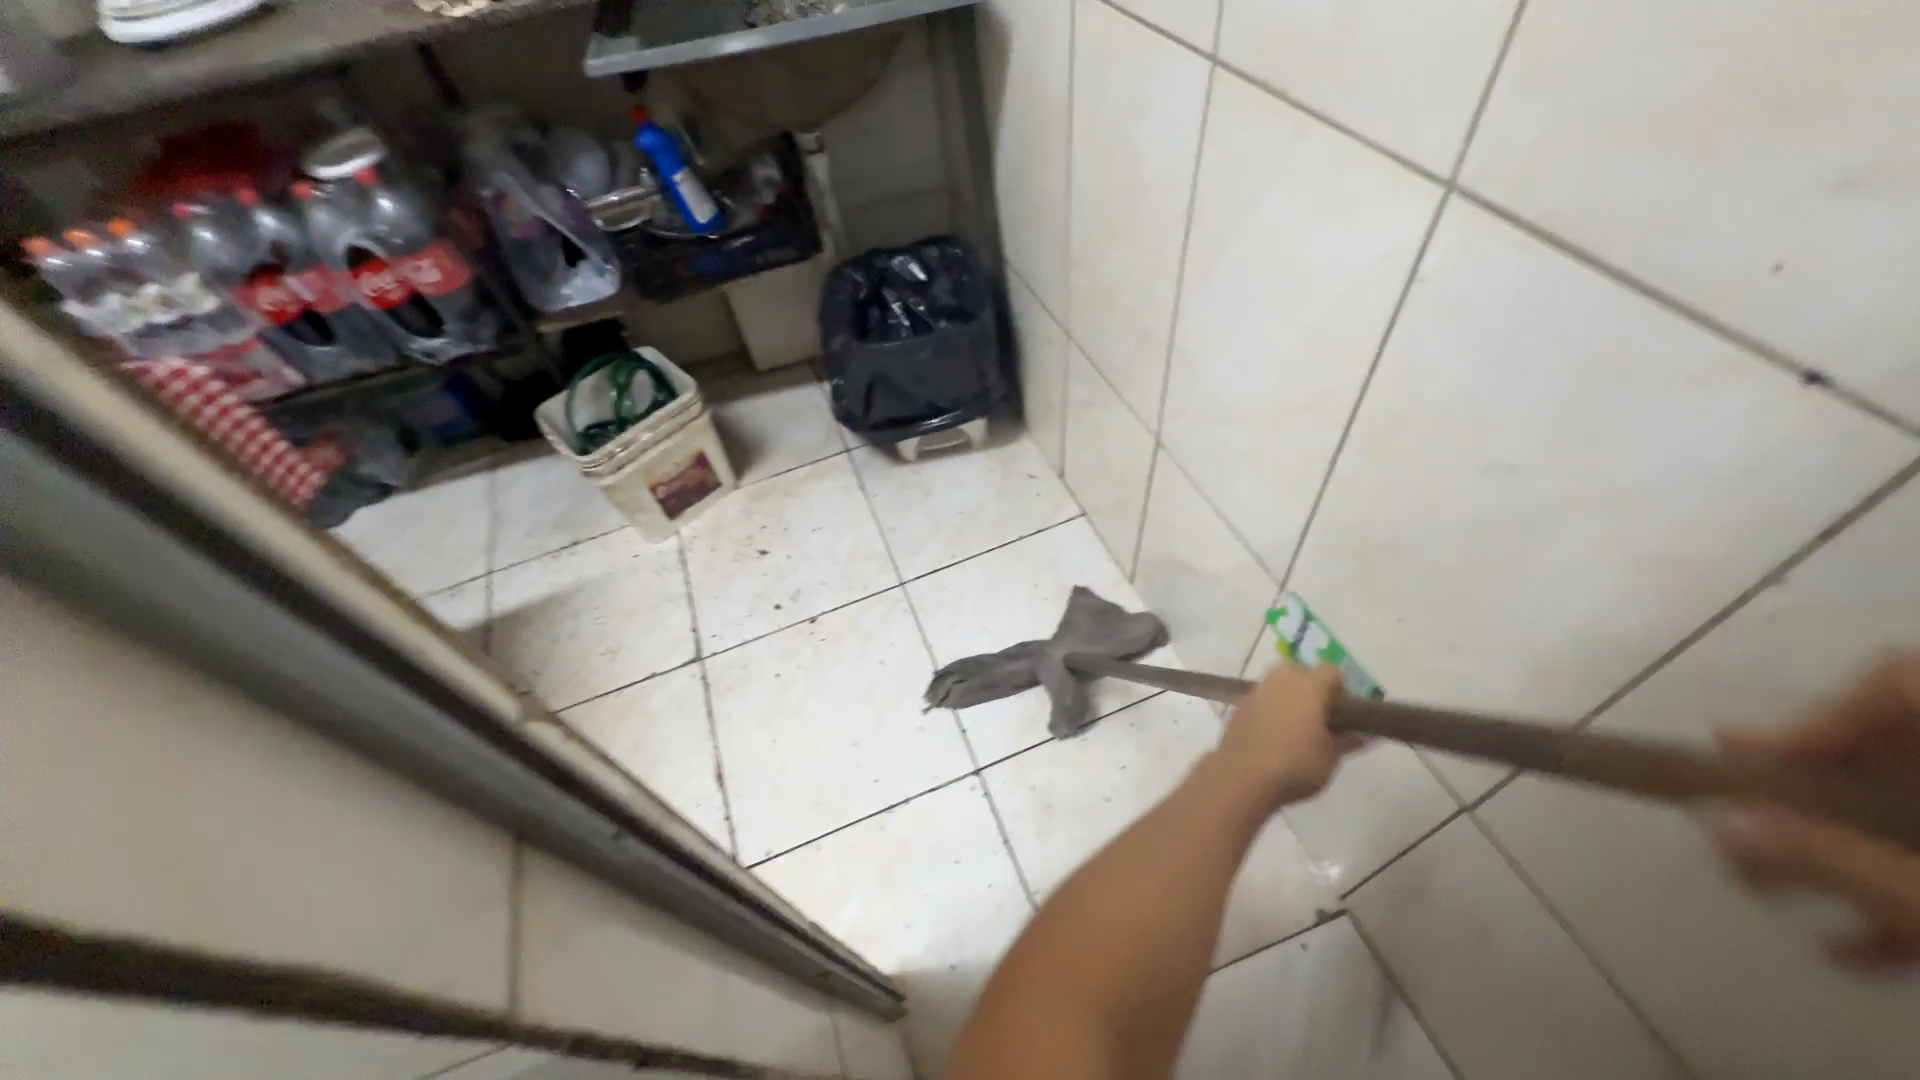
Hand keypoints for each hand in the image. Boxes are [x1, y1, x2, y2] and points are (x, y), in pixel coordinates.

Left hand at [1214, 661, 1352, 808]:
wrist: (1242, 777)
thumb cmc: (1296, 764)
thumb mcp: (1331, 757)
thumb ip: (1348, 741)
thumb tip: (1363, 734)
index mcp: (1308, 685)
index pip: (1330, 671)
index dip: (1340, 688)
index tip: (1343, 712)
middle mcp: (1280, 680)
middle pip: (1299, 670)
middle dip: (1310, 686)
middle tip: (1318, 716)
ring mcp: (1255, 692)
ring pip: (1276, 683)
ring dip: (1287, 696)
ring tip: (1295, 727)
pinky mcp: (1238, 707)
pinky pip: (1260, 699)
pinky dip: (1269, 709)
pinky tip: (1272, 735)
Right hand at [1706, 654, 1919, 970]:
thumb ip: (1831, 858)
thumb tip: (1709, 816)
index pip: (1894, 682)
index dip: (1818, 714)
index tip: (1751, 760)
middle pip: (1879, 747)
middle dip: (1795, 789)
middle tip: (1727, 822)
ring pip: (1898, 808)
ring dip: (1827, 847)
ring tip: (1764, 893)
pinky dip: (1888, 895)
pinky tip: (1850, 953)